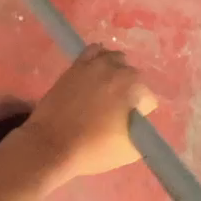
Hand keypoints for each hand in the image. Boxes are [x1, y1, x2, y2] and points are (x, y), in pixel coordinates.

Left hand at [15, 45, 157, 179]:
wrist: (52, 144)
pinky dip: (98, 58)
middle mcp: (118, 69)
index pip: (148, 99)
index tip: (128, 126)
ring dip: (116, 73)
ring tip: (107, 92)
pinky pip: (93, 51)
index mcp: (135, 88)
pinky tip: (95, 72)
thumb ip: (143, 131)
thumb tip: (139, 121)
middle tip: (116, 112)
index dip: (140, 115)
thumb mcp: (131, 149)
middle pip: (133, 78)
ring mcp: (94, 64)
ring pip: (115, 60)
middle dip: (129, 93)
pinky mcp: (76, 65)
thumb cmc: (94, 149)